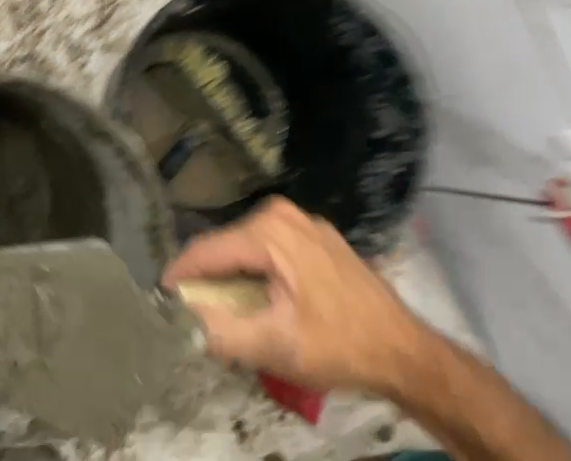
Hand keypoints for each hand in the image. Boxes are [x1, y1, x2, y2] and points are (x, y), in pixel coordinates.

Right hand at [162, 196, 427, 392]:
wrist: (410, 357)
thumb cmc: (342, 347)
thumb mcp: (275, 346)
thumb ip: (219, 330)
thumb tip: (176, 318)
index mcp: (268, 230)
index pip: (205, 249)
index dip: (179, 276)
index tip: (160, 300)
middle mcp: (281, 213)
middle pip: (224, 246)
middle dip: (208, 278)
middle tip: (198, 313)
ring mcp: (303, 222)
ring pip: (245, 247)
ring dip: (232, 276)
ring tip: (227, 310)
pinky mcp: (317, 236)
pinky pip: (269, 249)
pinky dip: (257, 272)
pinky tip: (262, 301)